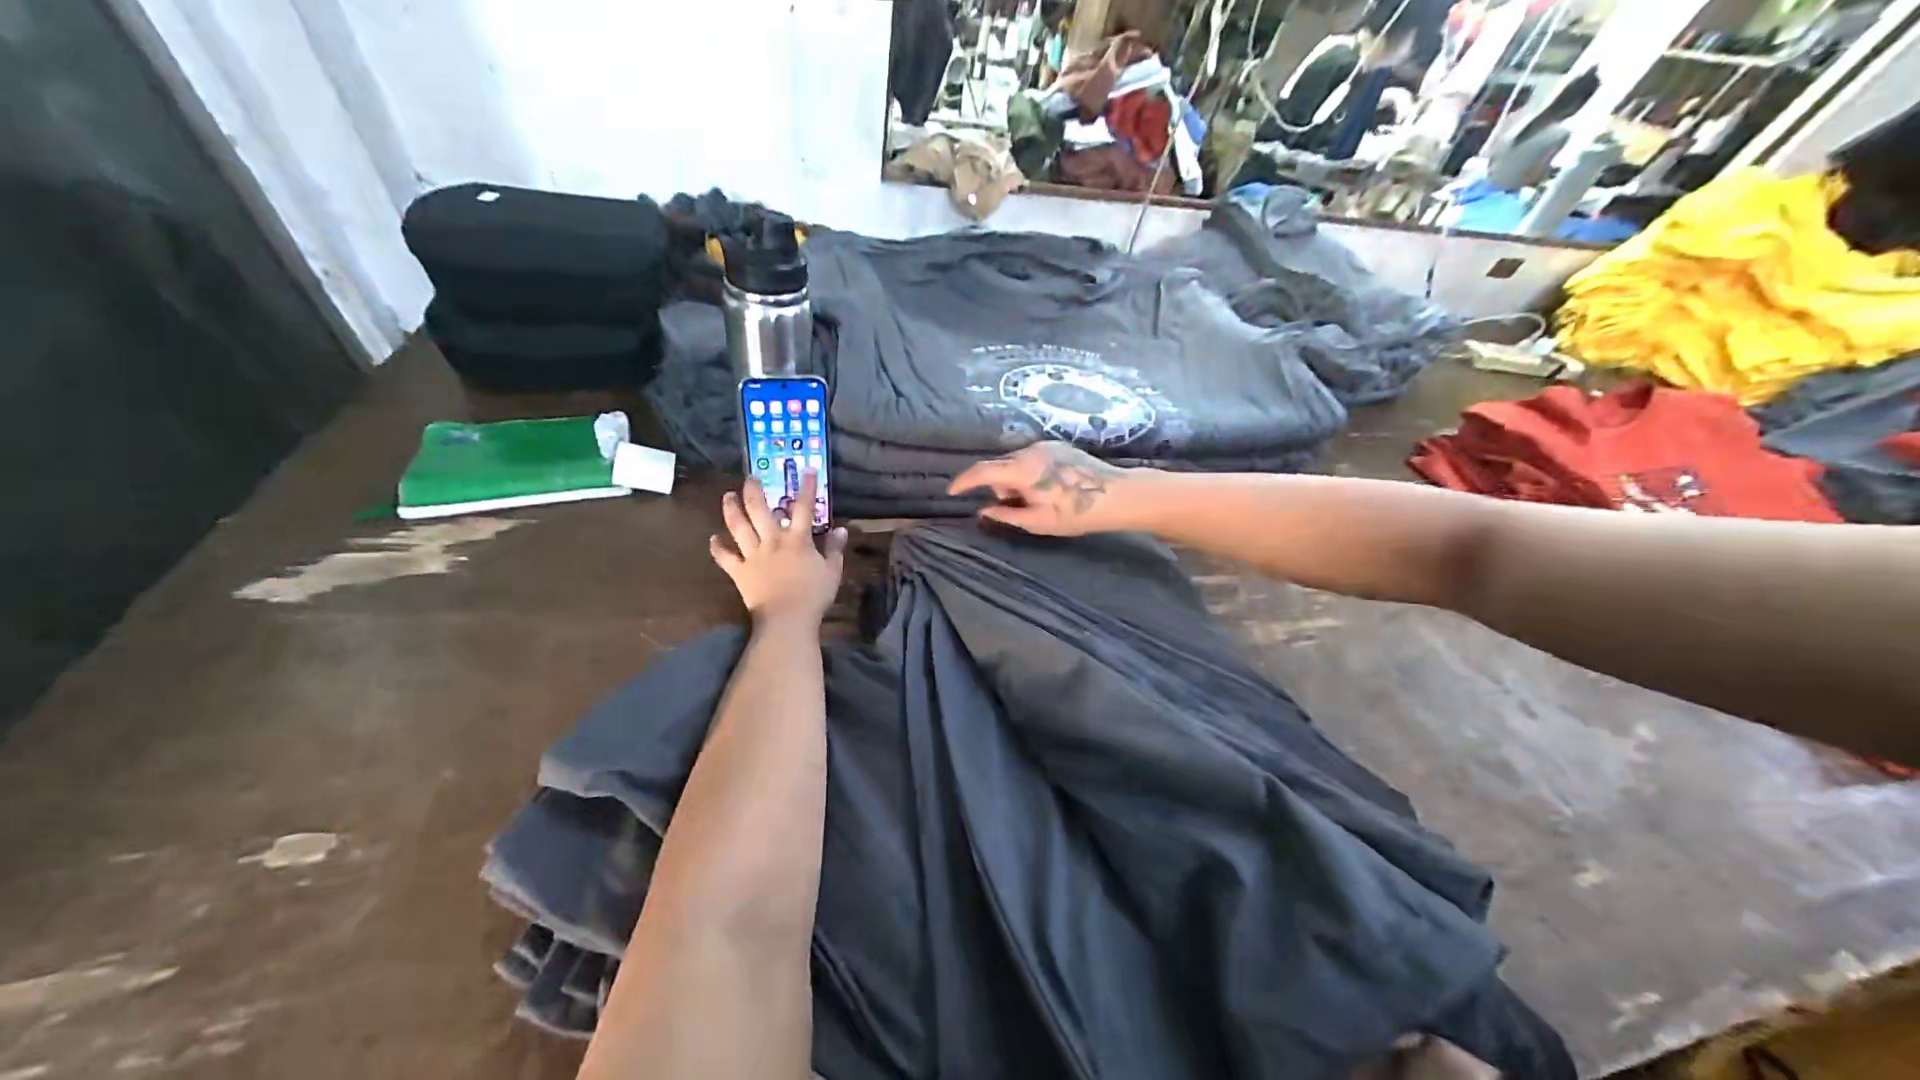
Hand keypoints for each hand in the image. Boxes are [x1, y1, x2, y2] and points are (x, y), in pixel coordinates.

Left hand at [711, 471, 847, 625]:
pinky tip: (714, 539)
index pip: (803, 507)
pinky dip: (718, 547)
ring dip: (731, 509)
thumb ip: (834, 549)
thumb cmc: (814, 596)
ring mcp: (753, 555)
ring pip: (738, 526)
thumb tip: (841, 530)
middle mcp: (773, 541)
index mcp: (797, 539)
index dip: (806, 487)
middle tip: (751, 478)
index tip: (807, 469)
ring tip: (727, 496)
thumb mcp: (832, 572)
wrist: (787, 619)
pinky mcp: (740, 571)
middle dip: (754, 491)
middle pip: (759, 509)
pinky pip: (725, 557)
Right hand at [946, 441, 1131, 535]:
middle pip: (999, 467)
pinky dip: (1028, 474)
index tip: (951, 491)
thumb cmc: (1076, 513)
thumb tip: (983, 511)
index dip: (963, 481)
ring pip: (1015, 463)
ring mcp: (1045, 446)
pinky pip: (1031, 459)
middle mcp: (1030, 451)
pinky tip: (1047, 490)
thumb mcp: (1037, 522)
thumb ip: (1005, 515)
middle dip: (997, 487)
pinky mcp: (1059, 447)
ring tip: (1035, 502)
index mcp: (1022, 470)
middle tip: (1011, 508)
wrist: (1117, 495)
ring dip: (1014, 481)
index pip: (982, 471)